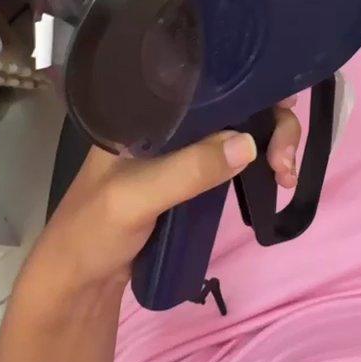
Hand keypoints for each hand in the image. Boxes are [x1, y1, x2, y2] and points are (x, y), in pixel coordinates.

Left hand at [29, 99, 303, 293]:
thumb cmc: (91, 230)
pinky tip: (276, 179)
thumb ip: (188, 170)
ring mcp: (185, 146)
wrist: (76, 285)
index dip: (252, 81)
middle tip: (284, 162)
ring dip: (273, 142)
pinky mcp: (195, 174)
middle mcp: (172, 117)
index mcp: (150, 105)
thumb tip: (250, 143)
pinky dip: (262, 162)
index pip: (210, 75)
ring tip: (284, 175)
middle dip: (273, 121)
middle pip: (237, 99)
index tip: (283, 105)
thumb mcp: (134, 198)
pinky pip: (237, 156)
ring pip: (243, 127)